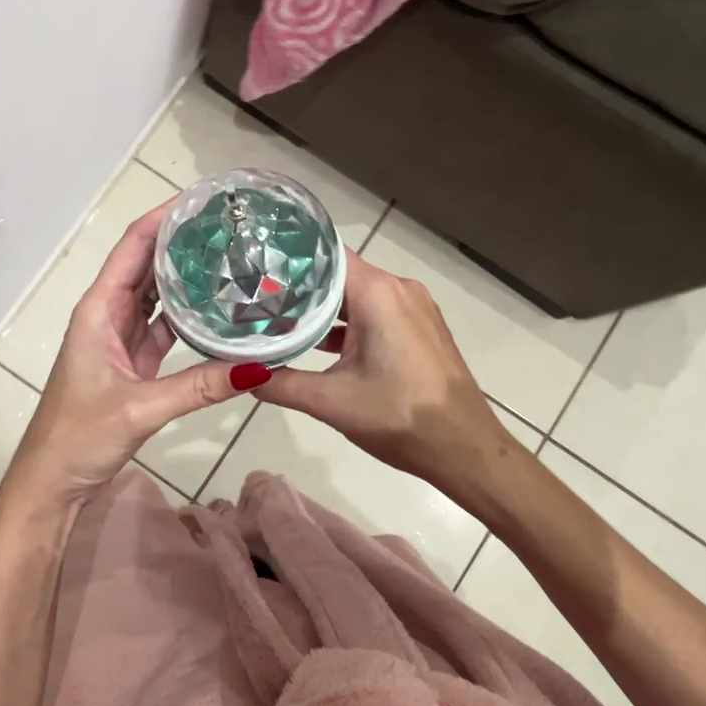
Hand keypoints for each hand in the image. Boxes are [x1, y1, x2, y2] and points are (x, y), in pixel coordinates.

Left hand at [5, 203, 271, 505]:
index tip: (204, 199)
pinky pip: (164, 329)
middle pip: (147, 265)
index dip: (163, 217)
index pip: (132, 247)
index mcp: (99, 310)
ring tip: (233, 257)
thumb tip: (258, 367)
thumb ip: (198, 387)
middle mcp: (108, 316)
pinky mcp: (132, 365)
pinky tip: (221, 311)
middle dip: (183, 242)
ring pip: (158, 297)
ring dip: (188, 278)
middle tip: (232, 227)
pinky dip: (189, 319)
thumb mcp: (140, 408)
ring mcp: (120, 340)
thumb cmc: (79, 436)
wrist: (52, 481)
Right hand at [253, 252, 518, 494]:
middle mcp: (398, 289)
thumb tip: (239, 374)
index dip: (286, 259)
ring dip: (319, 309)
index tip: (252, 268)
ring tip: (273, 319)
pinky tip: (312, 344)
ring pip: (355, 295)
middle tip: (251, 297)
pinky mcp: (418, 328)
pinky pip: (372, 312)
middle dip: (296, 286)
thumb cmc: (401, 418)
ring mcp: (412, 308)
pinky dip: (343, 324)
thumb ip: (280, 383)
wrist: (466, 450)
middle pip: (337, 274)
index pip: (325, 255)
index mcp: (379, 293)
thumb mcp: (331, 402)